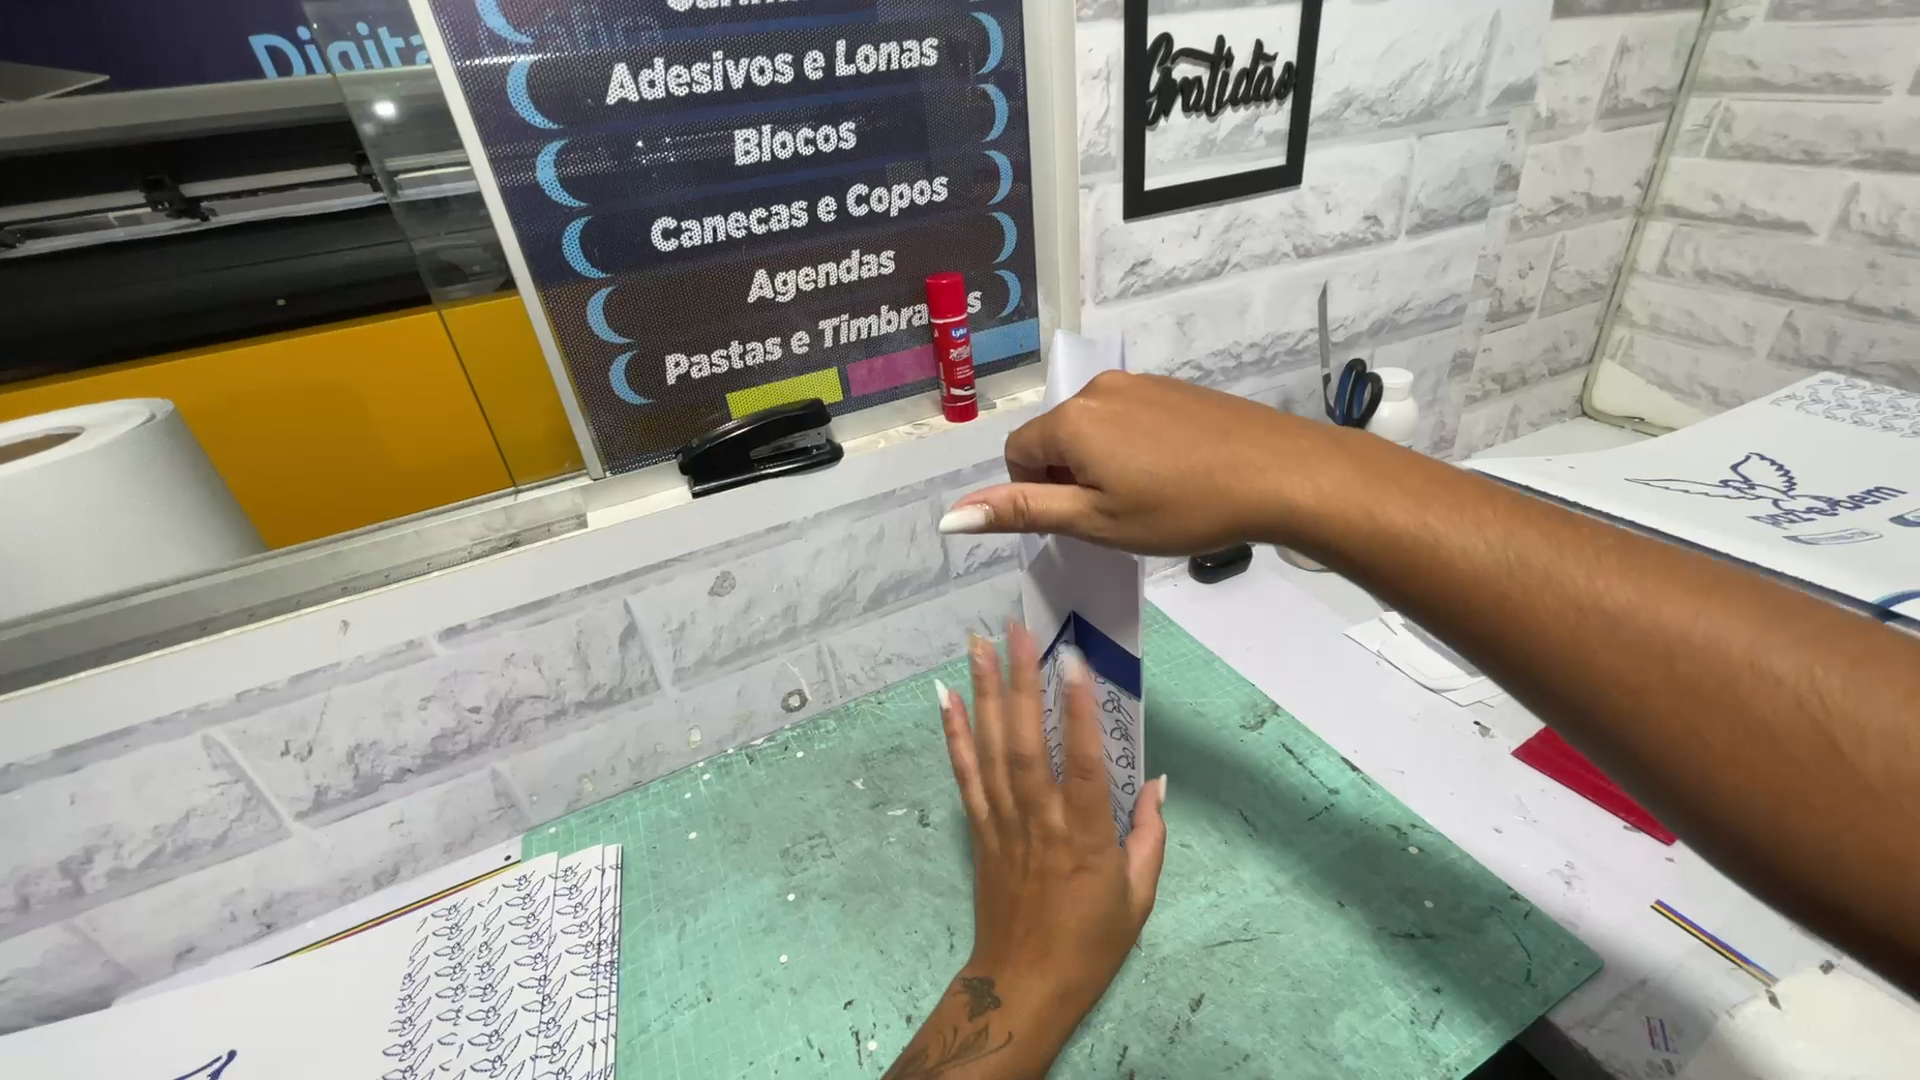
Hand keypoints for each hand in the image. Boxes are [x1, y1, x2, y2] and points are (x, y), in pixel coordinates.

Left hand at [883, 622, 1167, 1079]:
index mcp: (1086, 836)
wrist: (1025, 983)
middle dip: (1020, 681)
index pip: (1086, 763)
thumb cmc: (1090, 942)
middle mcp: (1040, 819)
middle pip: (1026, 742)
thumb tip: (1159, 782)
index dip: (1080, 710)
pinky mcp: (978, 828)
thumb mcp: (1138, 897)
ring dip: (983, 692)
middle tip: (1016, 630)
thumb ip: (1149, 836)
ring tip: (978, 644)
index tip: (1074, 661)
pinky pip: (964, 775)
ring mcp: (1002, 821)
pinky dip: (953, 734)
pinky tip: (945, 698)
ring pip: (991, 749)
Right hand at [938, 371, 1346, 555]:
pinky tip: (1173, 472)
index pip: (1016, 454)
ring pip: (1092, 428)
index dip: (1034, 492)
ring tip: (1148, 495)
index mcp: (1072, 420)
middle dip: (1067, 476)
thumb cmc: (1181, 507)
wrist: (1281, 474)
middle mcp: (1099, 390)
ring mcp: (1140, 383)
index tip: (1079, 517)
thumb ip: (1020, 513)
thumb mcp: (1094, 520)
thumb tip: (949, 517)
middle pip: (1053, 438)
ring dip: (1100, 462)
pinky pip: (1128, 417)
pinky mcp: (1173, 387)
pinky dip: (1132, 446)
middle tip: (1115, 512)